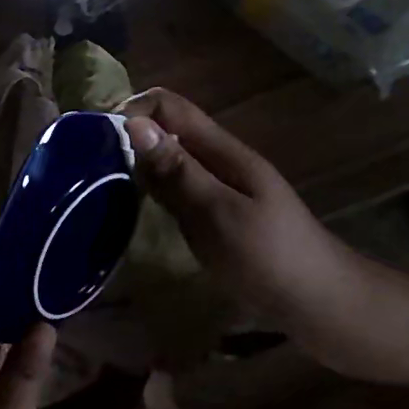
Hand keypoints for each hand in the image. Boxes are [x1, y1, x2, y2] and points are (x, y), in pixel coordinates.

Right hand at [119, 88, 360, 333]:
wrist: (320, 304)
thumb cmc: (269, 257)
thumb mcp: (217, 212)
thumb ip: (176, 171)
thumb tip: (133, 124)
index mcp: (222, 151)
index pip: (168, 105)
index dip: (132, 109)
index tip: (97, 140)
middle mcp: (217, 162)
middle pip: (165, 130)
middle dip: (127, 138)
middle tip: (88, 169)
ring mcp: (217, 188)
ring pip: (167, 160)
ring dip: (135, 164)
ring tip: (99, 188)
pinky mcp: (214, 214)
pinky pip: (174, 188)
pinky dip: (149, 190)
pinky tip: (130, 210)